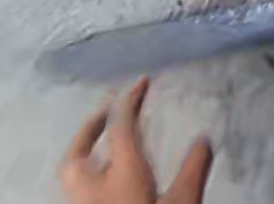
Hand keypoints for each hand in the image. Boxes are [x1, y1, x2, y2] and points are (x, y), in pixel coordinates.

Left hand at [60, 77, 212, 203]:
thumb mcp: (184, 203)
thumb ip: (194, 169)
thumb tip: (202, 139)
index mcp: (121, 176)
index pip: (120, 128)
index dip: (129, 101)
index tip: (141, 81)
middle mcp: (93, 194)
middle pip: (74, 157)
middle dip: (87, 131)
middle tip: (105, 111)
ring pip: (71, 181)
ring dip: (84, 157)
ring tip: (103, 146)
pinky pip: (80, 197)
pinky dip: (89, 181)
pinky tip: (107, 185)